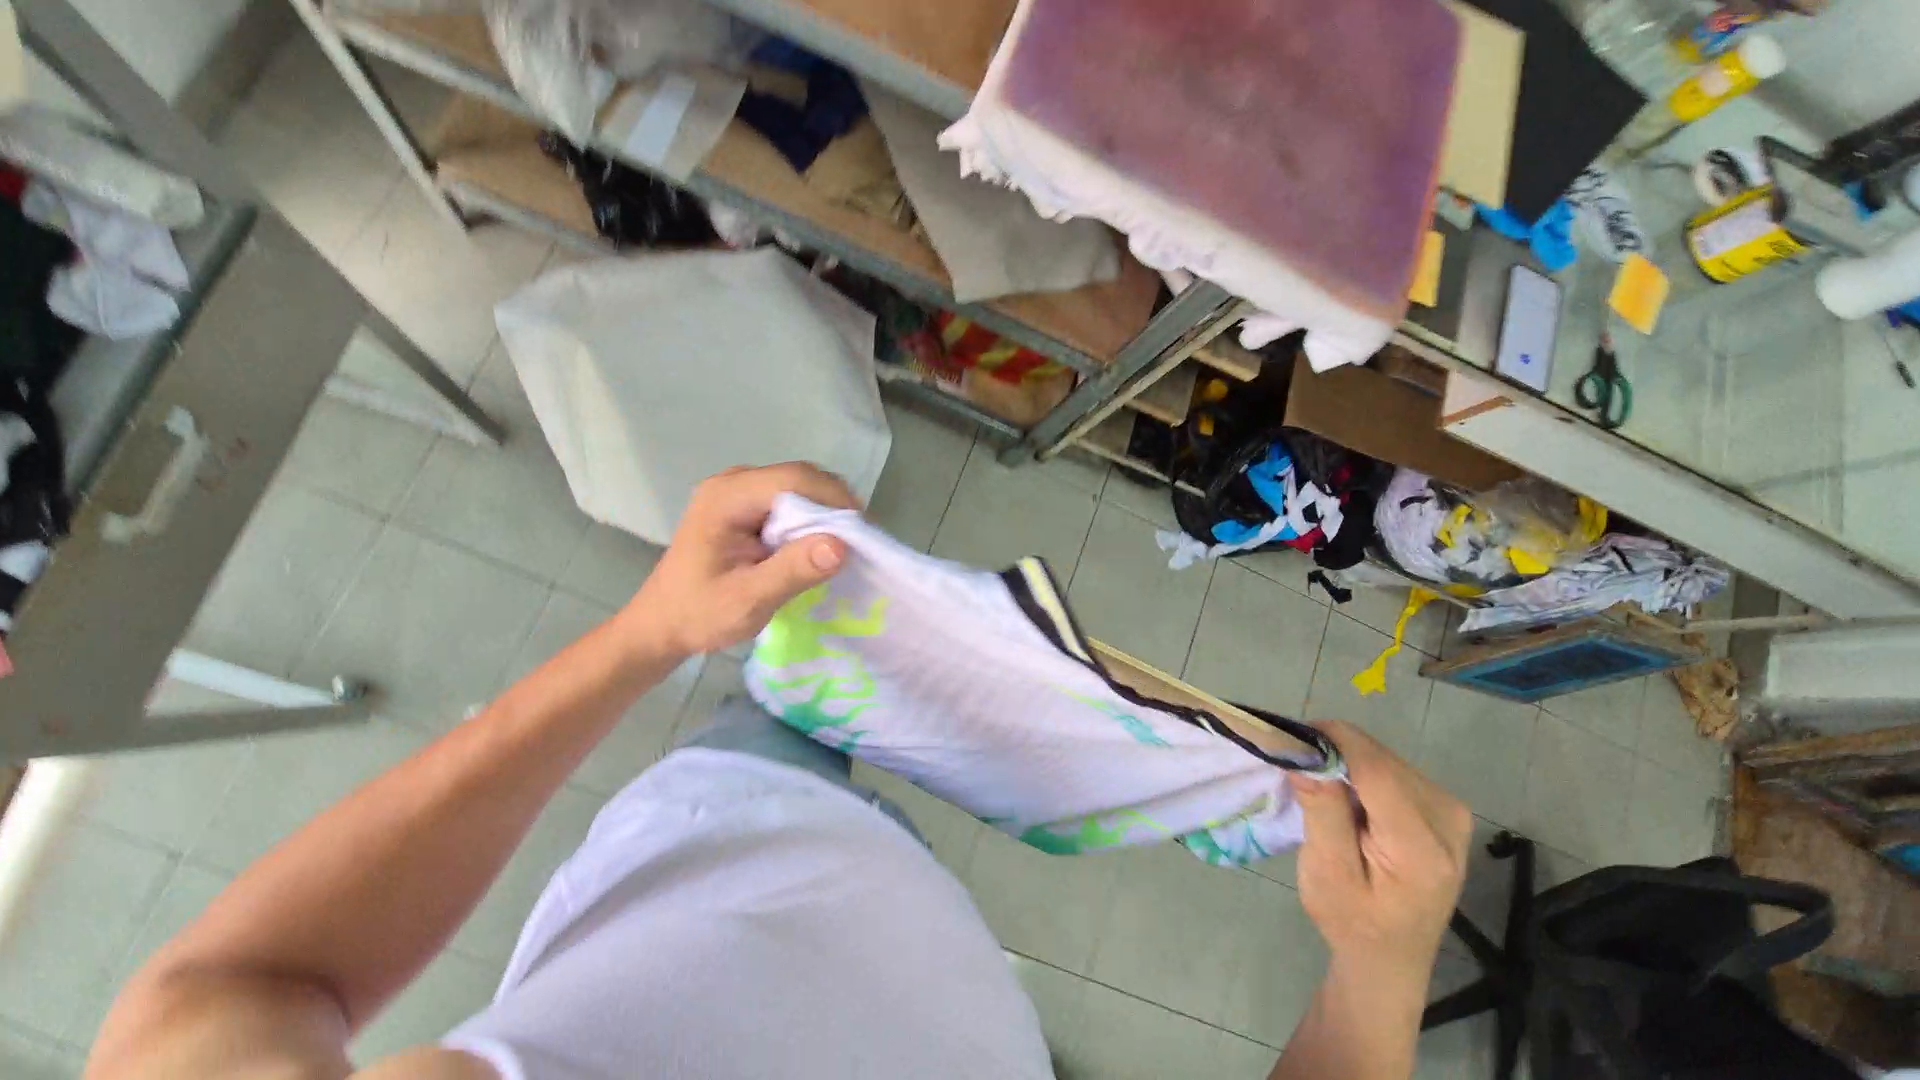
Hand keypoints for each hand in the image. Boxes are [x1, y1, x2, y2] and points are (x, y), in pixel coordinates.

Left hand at [622, 464, 859, 656]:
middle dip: (833, 506)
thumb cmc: (699, 614)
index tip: (861, 534)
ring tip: (844, 546)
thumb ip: (792, 571)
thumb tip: (841, 546)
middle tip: (859, 543)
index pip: (793, 480)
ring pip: (799, 486)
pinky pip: (789, 500)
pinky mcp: (745, 505)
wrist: (662, 626)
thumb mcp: (748, 601)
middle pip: (799, 477)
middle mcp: (732, 483)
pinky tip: (819, 546)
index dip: (833, 500)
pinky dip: (811, 518)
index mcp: (726, 498)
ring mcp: (738, 491)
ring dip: (825, 512)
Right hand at [1294, 722, 1471, 985]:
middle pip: (1381, 760)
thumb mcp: (1327, 873)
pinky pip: (1395, 771)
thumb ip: (1323, 812)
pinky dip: (1364, 775)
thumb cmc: (1352, 922)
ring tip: (1321, 791)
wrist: (1390, 959)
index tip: (1289, 738)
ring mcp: (1452, 812)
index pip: (1375, 769)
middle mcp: (1448, 819)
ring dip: (1348, 764)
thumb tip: (1306, 756)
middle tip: (1297, 772)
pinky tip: (1349, 802)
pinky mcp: (1446, 810)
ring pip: (1386, 760)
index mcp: (1420, 845)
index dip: (1332, 742)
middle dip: (1335, 755)